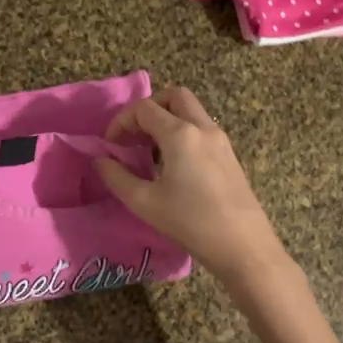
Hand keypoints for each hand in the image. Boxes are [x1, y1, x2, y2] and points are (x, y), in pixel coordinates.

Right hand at [94, 86, 296, 295]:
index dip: (121, 122)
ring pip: (191, 111)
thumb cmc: (190, 222)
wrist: (242, 245)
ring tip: (150, 153)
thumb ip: (117, 177)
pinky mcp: (230, 155)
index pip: (144, 108)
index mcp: (180, 134)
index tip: (110, 146)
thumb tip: (100, 160)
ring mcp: (220, 140)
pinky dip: (183, 133)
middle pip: (174, 97)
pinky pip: (202, 129)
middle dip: (149, 109)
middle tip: (134, 136)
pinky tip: (173, 166)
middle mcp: (203, 128)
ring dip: (167, 120)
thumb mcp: (144, 202)